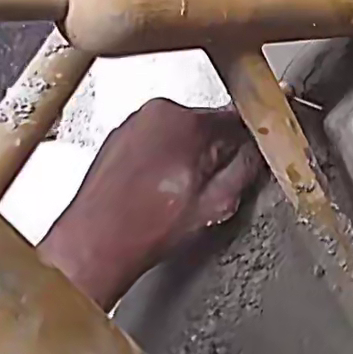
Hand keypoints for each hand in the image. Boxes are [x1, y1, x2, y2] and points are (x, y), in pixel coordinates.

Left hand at [41, 98, 263, 303]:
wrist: (95, 241)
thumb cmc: (145, 227)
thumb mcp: (214, 204)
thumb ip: (244, 169)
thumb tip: (257, 152)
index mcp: (187, 123)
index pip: (234, 118)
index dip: (246, 138)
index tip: (250, 151)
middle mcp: (159, 112)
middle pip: (206, 124)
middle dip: (213, 152)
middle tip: (206, 188)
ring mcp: (136, 121)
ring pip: (180, 132)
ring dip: (186, 155)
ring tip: (174, 191)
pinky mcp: (120, 135)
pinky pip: (155, 139)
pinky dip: (161, 158)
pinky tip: (156, 188)